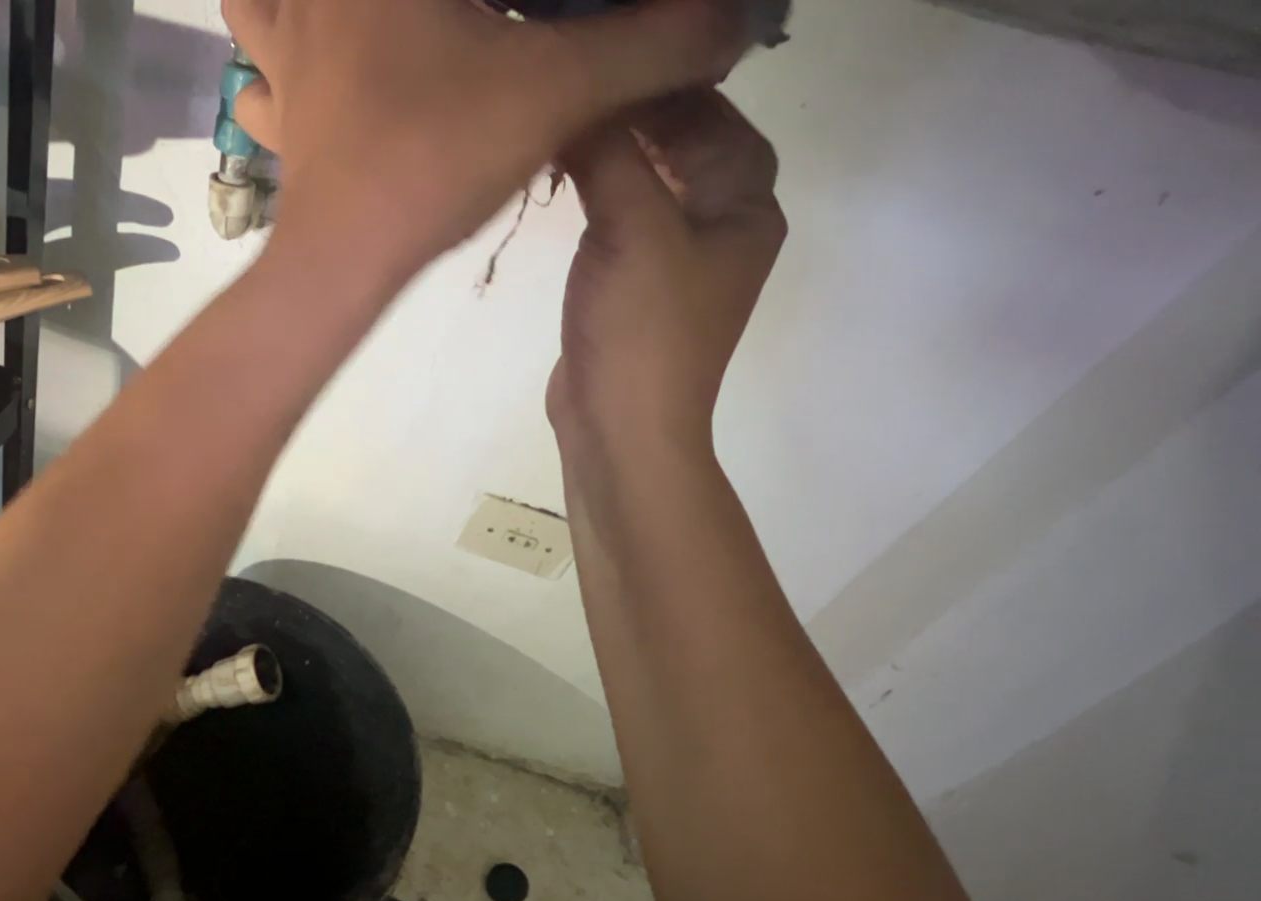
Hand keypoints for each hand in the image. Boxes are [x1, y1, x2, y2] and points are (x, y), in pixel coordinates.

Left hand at [221, 0, 759, 275]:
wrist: (348, 260)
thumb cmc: (440, 156)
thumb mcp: (558, 92)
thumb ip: (650, 47)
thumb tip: (733, 21)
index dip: (512, 12)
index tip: (509, 29)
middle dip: (417, 14)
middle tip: (455, 34)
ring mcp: (284, 52)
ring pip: (256, 0)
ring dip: (292, 6)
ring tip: (366, 34)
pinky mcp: (277, 116)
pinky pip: (255, 75)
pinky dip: (274, 72)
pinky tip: (314, 84)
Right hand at [548, 90, 784, 451]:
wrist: (622, 428)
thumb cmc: (644, 329)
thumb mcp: (632, 228)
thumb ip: (609, 153)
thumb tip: (578, 96)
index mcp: (746, 210)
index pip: (720, 120)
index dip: (674, 85)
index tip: (617, 63)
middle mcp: (721, 231)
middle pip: (687, 150)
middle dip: (640, 119)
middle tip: (582, 90)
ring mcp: (675, 265)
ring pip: (651, 187)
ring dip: (616, 157)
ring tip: (567, 127)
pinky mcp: (634, 292)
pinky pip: (622, 224)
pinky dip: (599, 197)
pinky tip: (564, 184)